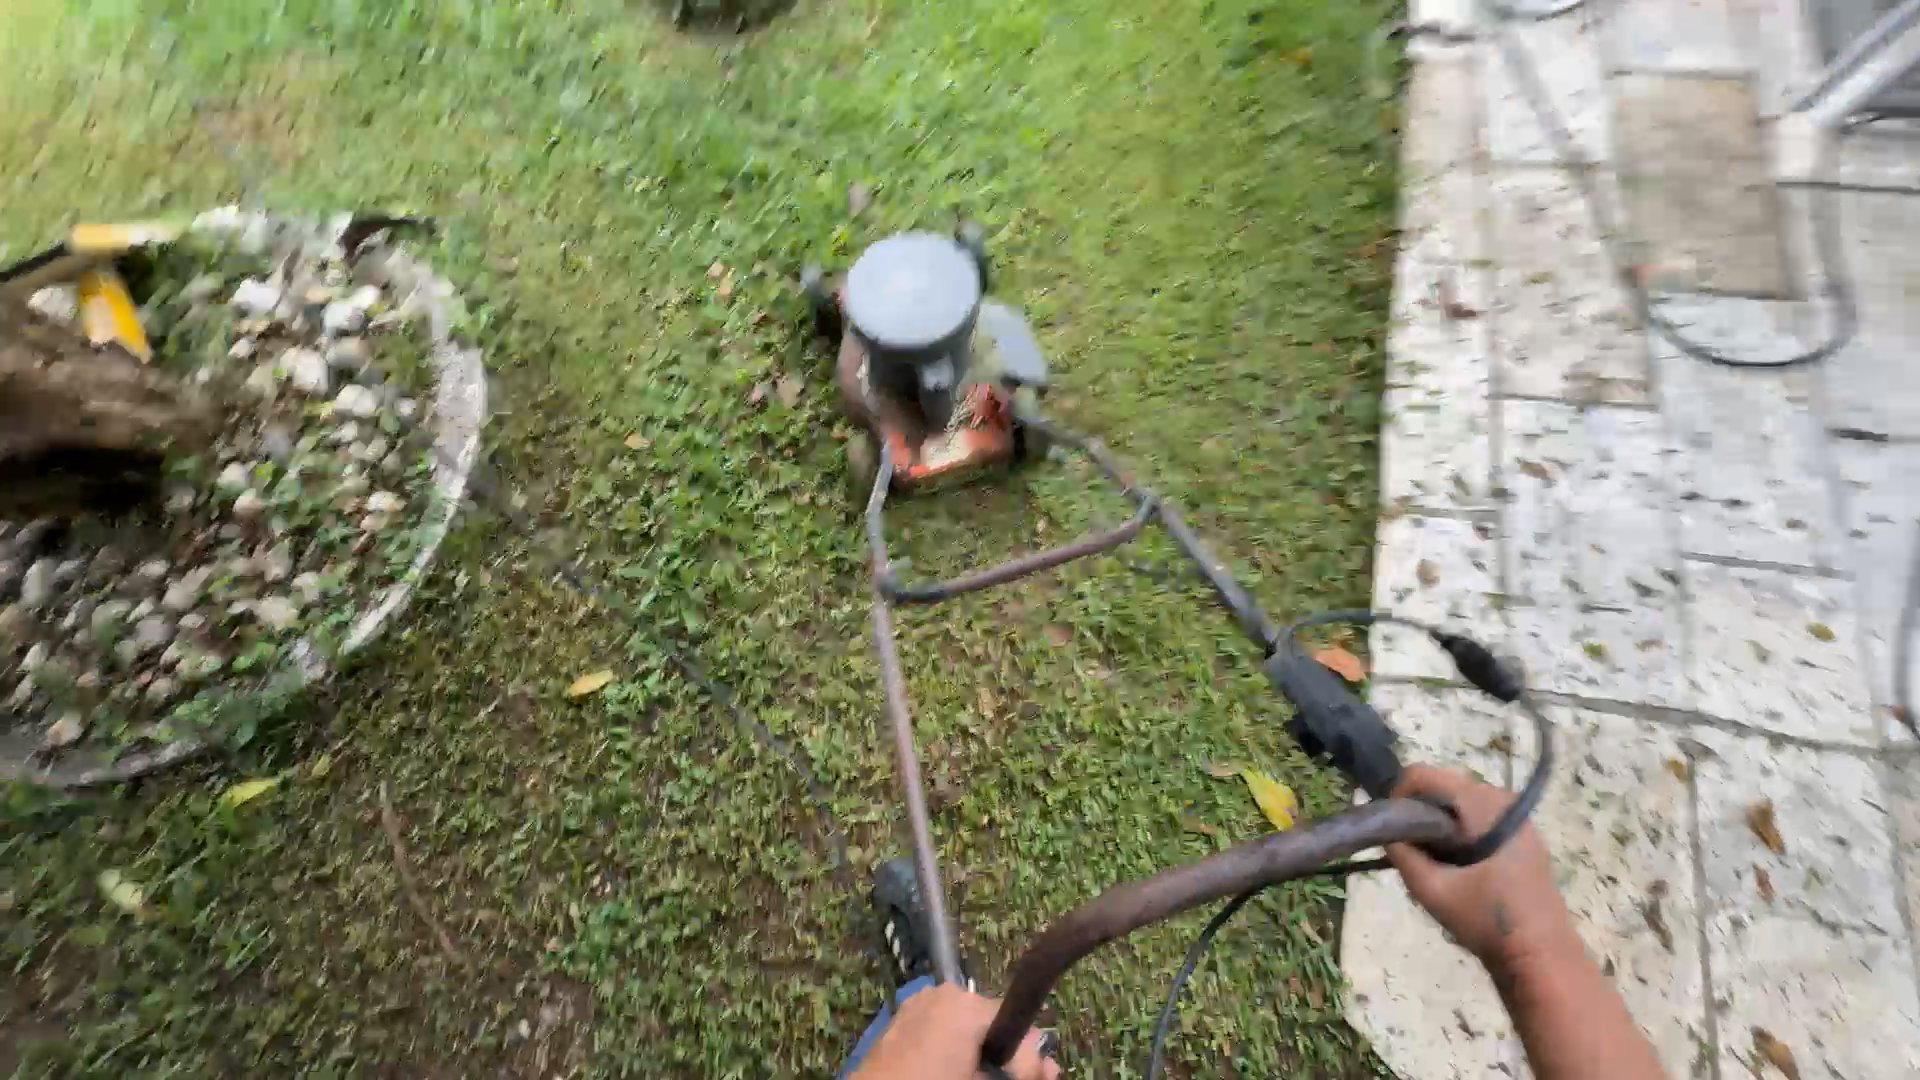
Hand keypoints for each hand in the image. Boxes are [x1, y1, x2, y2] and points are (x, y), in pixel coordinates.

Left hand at [851, 983, 1060, 1079]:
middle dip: (1001, 1055)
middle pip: (989, 1023)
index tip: (1030, 1079)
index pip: (1015, 1020)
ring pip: (963, 1030)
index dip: (1025, 1056)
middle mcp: (942, 993)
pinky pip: (938, 1033)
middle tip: (1006, 1079)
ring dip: (976, 1055)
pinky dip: (948, 1053)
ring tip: (975, 1075)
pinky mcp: (899, 1024)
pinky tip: (949, 1071)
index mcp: (965, 1004)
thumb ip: (1022, 1070)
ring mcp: (917, 1005)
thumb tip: (1046, 1062)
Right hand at [1385, 765, 1576, 972]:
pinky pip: (1475, 813)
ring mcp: (1517, 817)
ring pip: (1456, 799)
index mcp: (1483, 805)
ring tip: (1435, 857)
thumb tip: (1378, 824)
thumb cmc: (1486, 920)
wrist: (1543, 960)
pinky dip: (1458, 828)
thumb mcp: (1428, 887)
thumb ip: (1397, 849)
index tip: (1395, 832)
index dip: (1397, 798)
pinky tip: (1459, 863)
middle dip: (1418, 810)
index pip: (1421, 775)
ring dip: (1436, 820)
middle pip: (1439, 785)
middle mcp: (1502, 800)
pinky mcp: (1523, 834)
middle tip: (1413, 848)